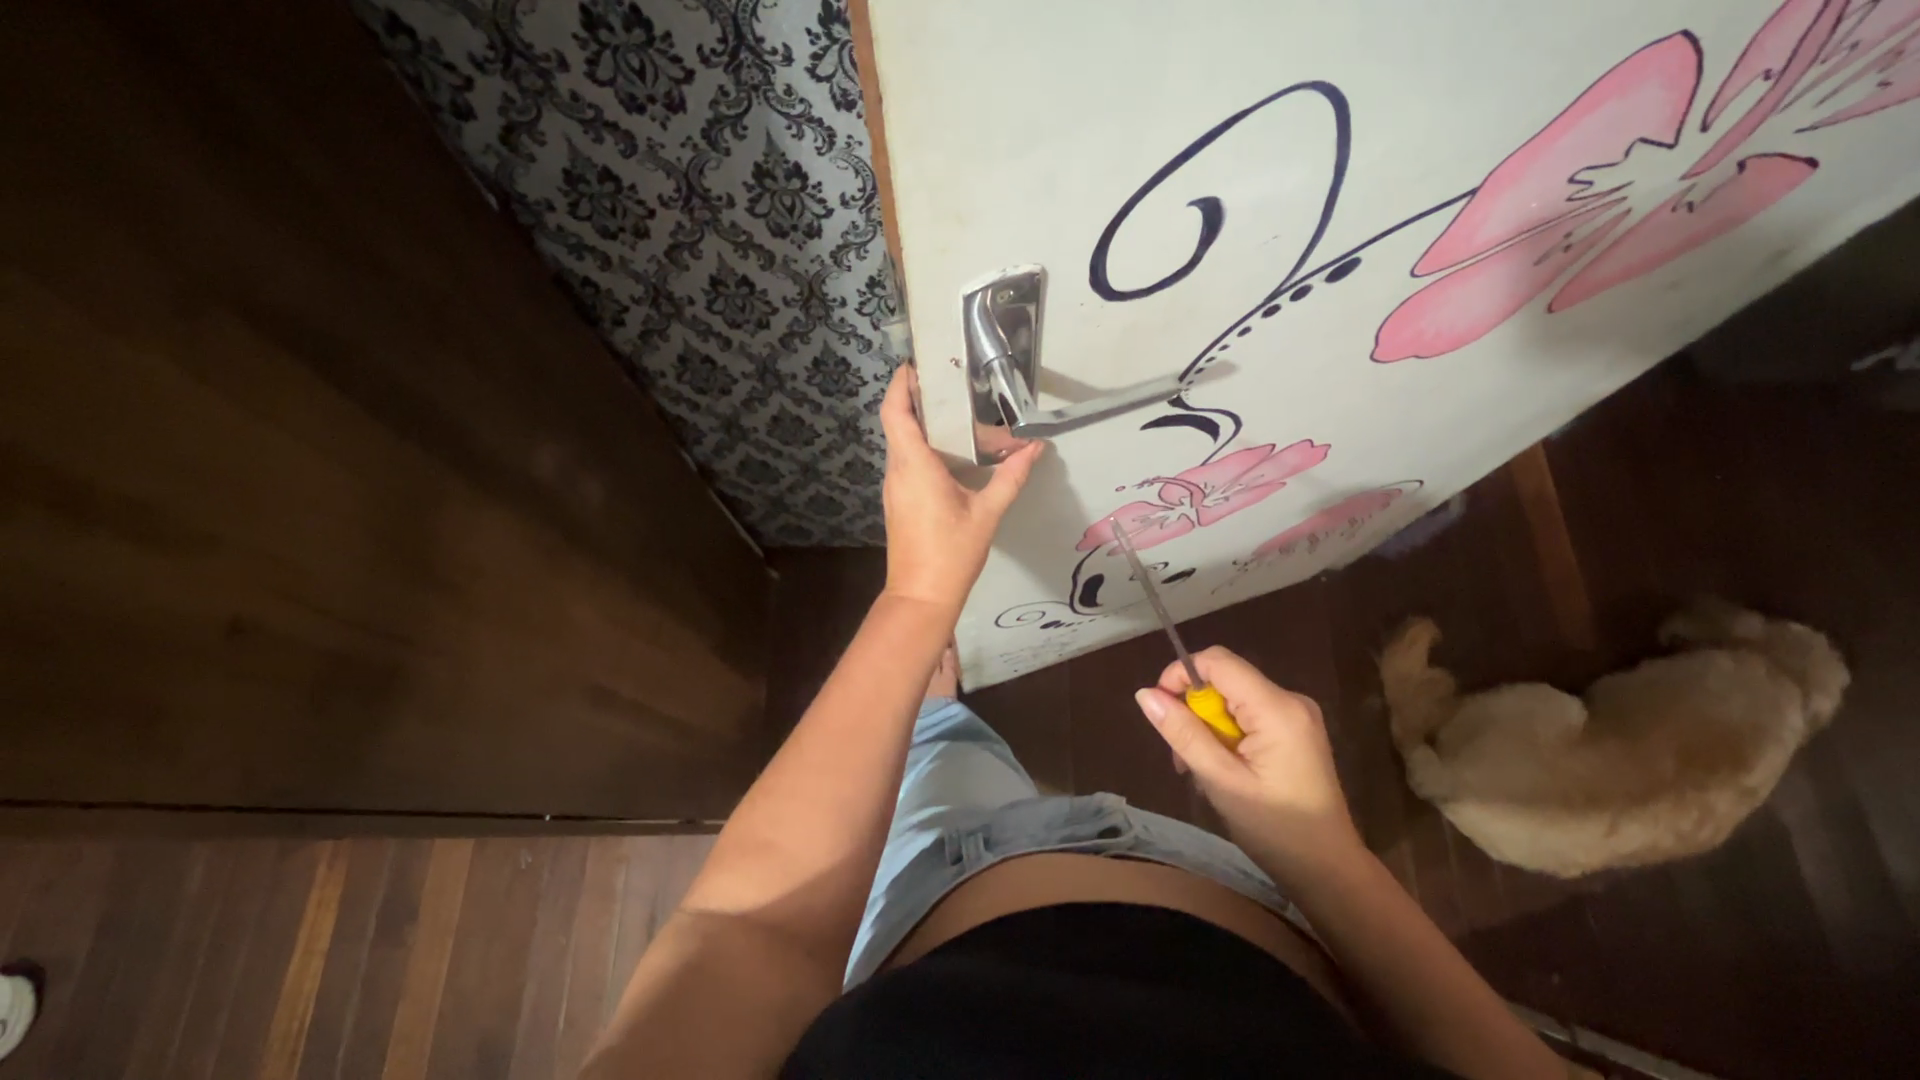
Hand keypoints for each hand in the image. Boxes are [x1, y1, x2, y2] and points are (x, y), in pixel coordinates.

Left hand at [878, 365, 1043, 611]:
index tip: (916, 366)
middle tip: (953, 389)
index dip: (900, 384)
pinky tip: (955, 456)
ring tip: (961, 419)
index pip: (895, 412)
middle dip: (921, 402)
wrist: (921, 597)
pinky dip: (927, 451)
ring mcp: (895, 488)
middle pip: (900, 423)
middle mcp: (898, 471)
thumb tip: (1034, 449)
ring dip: (926, 428)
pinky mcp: (899, 502)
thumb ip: (1011, 477)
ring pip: (904, 445)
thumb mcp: (987, 513)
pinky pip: (908, 464)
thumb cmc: (951, 554)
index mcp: (914, 466)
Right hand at [1134, 646, 1365, 886]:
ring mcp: (1296, 715)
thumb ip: (1183, 733)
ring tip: (1200, 771)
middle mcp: (1290, 700)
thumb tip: (1145, 694)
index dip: (1180, 674)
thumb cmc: (1275, 828)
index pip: (1218, 661)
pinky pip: (1248, 715)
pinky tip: (1223, 770)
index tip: (1161, 710)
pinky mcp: (1295, 731)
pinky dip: (1226, 735)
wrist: (1328, 869)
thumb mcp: (1221, 781)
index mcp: (1277, 707)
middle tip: (1182, 758)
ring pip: (1233, 699)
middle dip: (1193, 709)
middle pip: (1225, 680)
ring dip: (1207, 727)